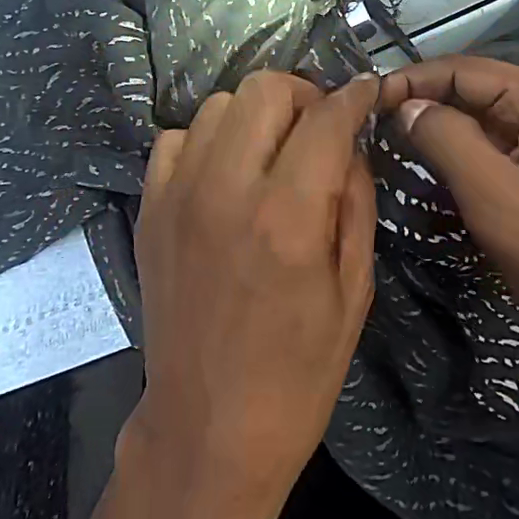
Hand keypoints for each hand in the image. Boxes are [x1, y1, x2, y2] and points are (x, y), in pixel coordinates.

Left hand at [126, 71, 379, 518]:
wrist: (210, 428)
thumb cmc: (301, 368)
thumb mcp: (356, 286)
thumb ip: (355, 199)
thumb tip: (350, 144)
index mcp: (288, 217)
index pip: (327, 118)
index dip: (356, 96)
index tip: (369, 92)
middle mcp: (226, 192)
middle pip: (265, 90)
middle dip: (306, 95)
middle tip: (324, 127)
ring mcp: (177, 198)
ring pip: (220, 105)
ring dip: (259, 116)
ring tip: (278, 151)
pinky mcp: (149, 212)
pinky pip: (178, 138)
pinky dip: (212, 141)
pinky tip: (231, 174)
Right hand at [377, 56, 518, 334]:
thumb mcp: (493, 192)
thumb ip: (445, 138)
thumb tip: (404, 105)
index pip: (462, 70)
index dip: (410, 81)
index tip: (363, 103)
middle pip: (467, 92)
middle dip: (419, 106)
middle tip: (366, 127)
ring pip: (472, 121)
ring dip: (431, 132)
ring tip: (382, 145)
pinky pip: (484, 149)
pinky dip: (451, 156)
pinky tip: (419, 168)